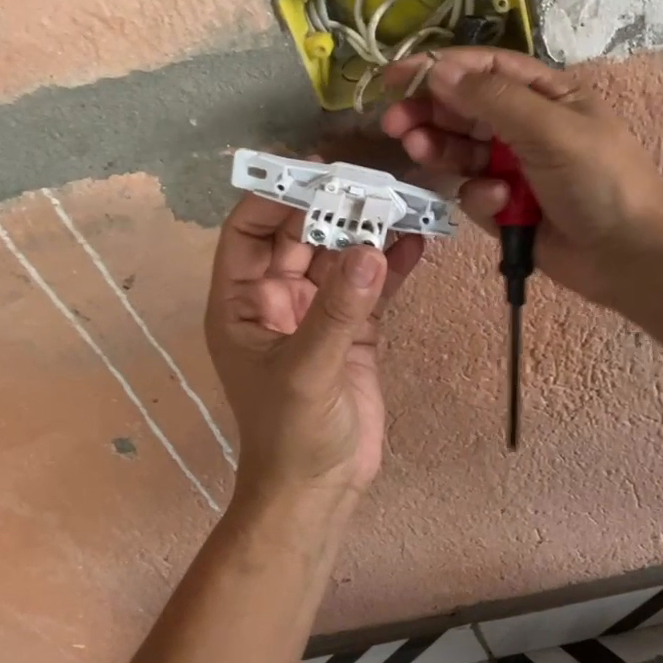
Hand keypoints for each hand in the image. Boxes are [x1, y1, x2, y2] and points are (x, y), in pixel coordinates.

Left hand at [203, 192, 424, 501]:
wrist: (322, 491)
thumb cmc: (292, 435)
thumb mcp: (306, 371)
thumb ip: (338, 310)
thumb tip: (372, 248)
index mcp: (243, 301)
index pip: (249, 231)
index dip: (275, 197)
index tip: (316, 171)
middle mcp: (278, 296)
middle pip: (302, 234)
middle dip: (334, 207)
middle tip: (375, 179)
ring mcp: (320, 309)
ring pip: (343, 253)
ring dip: (369, 229)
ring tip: (404, 201)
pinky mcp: (357, 326)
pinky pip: (374, 282)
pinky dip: (394, 261)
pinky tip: (419, 240)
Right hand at [379, 47, 662, 307]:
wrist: (632, 257)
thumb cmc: (601, 180)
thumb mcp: (551, 129)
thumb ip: (494, 100)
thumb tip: (440, 70)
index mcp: (545, 95)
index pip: (483, 69)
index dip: (439, 67)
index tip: (394, 76)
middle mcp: (526, 126)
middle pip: (464, 109)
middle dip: (429, 112)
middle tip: (394, 122)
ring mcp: (515, 168)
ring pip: (461, 151)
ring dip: (441, 148)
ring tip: (419, 149)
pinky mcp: (507, 208)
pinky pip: (474, 193)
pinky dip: (480, 196)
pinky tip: (498, 203)